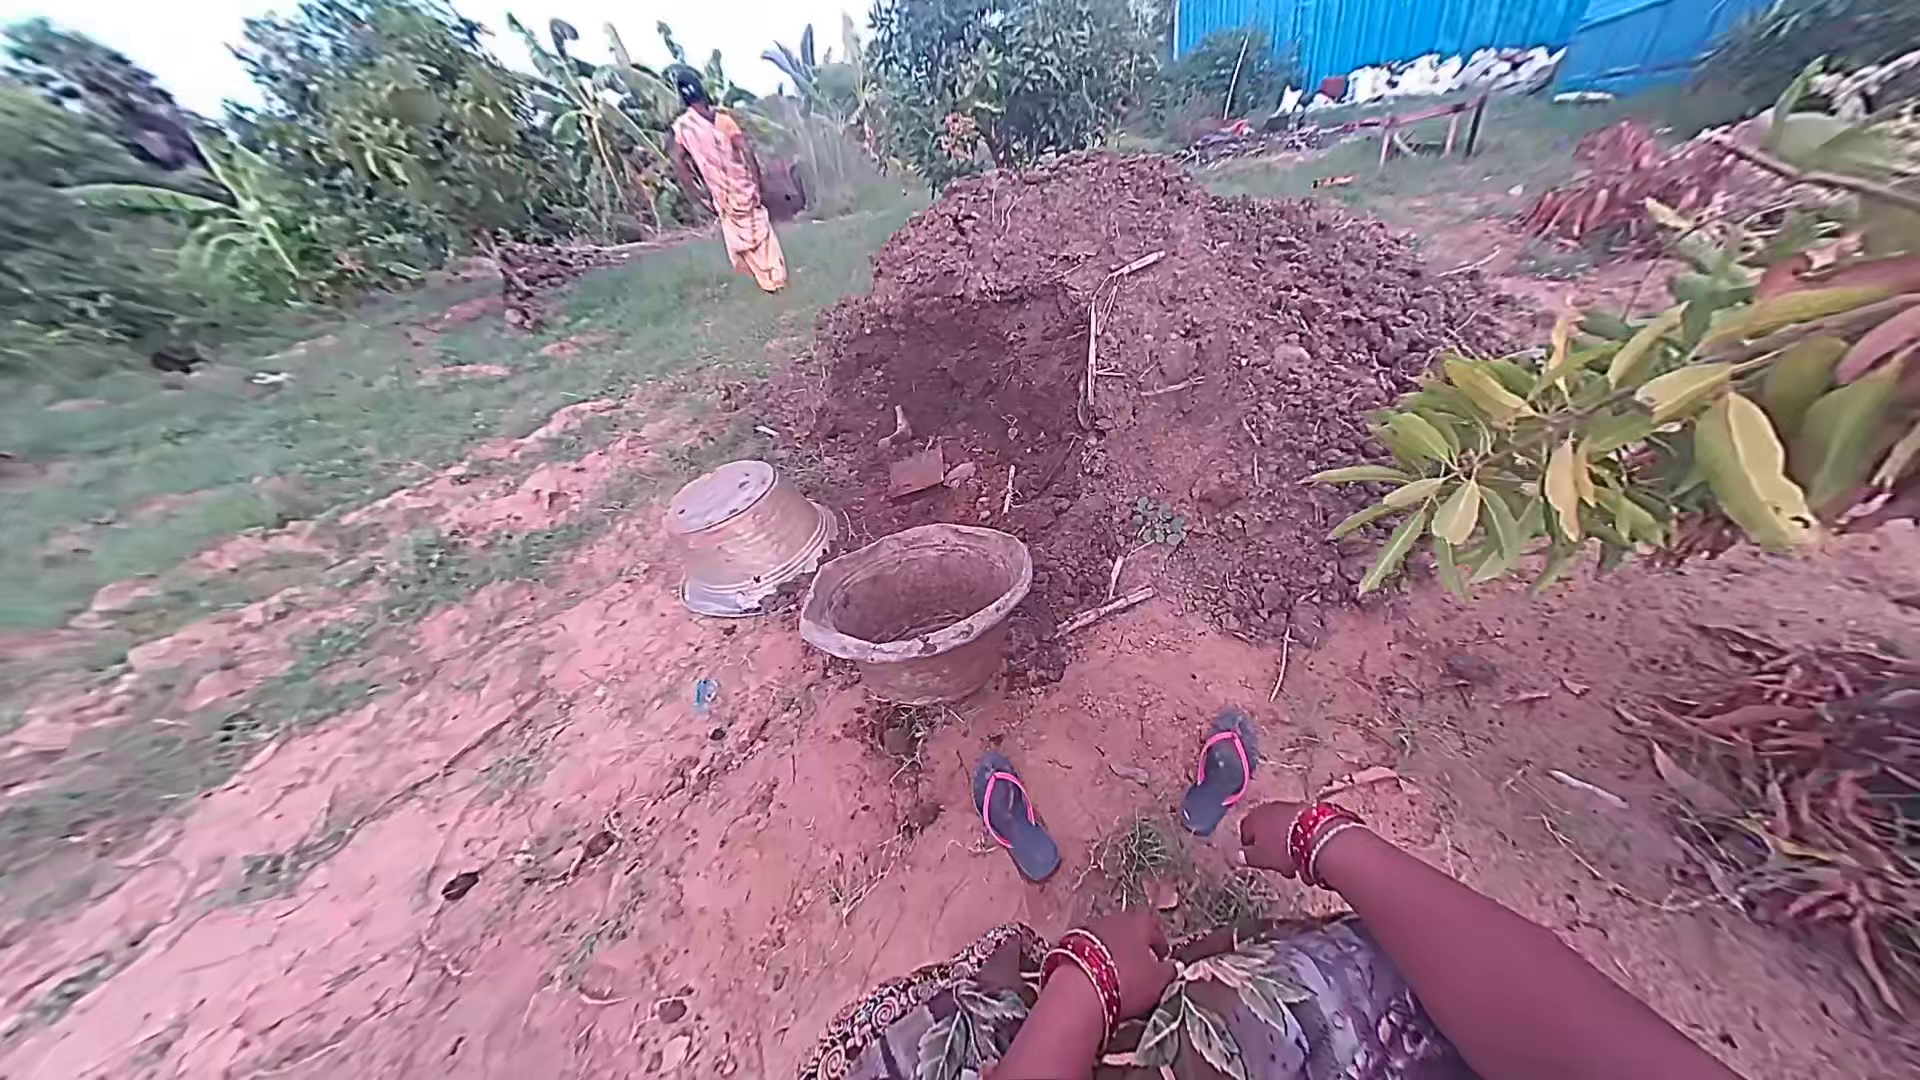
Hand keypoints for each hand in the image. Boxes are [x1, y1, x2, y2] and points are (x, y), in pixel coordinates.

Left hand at [1080, 911, 1175, 1018]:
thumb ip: (1168, 971)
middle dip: (1137, 946)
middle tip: (1144, 967)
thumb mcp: (1157, 981)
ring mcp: (1094, 927)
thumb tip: (1175, 967)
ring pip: (1112, 936)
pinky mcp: (1076, 940)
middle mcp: (1116, 917)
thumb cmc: (1127, 979)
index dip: (1160, 942)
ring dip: (1118, 951)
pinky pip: (1095, 946)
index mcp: (1139, 922)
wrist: (1083, 985)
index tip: (1163, 956)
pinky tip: (1104, 974)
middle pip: (1130, 929)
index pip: (1154, 925)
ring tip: (1123, 974)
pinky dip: (1102, 957)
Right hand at [1238, 800, 1307, 875]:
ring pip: (1284, 829)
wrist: (1318, 836)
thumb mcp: (1262, 858)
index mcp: (1252, 818)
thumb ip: (1249, 857)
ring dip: (1289, 845)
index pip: (1245, 831)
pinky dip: (1302, 838)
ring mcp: (1288, 807)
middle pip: (1266, 829)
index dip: (1250, 848)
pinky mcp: (1308, 810)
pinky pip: (1300, 827)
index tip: (1258, 861)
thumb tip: (1239, 855)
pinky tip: (1310, 853)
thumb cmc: (1284, 849)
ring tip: (1300, 864)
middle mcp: (1267, 808)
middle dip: (1273, 848)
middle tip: (1282, 866)